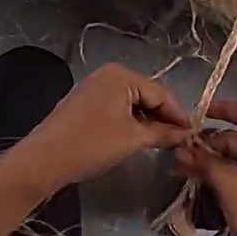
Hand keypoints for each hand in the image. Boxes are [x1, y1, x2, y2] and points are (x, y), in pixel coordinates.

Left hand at [4, 64, 191, 190]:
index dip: (179, 115)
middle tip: (180, 140)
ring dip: (148, 121)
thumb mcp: (132, 138)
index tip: (193, 134)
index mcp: (122, 76)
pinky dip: (131, 121)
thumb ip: (163, 133)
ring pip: (133, 103)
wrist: (43, 160)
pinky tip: (138, 138)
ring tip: (162, 142)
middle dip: (164, 117)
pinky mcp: (85, 103)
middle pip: (147, 95)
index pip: (162, 93)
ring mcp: (94, 88)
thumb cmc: (91, 144)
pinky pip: (117, 108)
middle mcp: (108, 74)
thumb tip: (185, 134)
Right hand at [173, 97, 236, 235]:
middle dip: (209, 142)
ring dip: (211, 161)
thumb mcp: (228, 185)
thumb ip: (203, 162)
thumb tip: (180, 147)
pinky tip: (198, 180)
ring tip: (181, 167)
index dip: (222, 108)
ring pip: (236, 156)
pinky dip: (221, 174)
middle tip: (178, 151)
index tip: (196, 113)